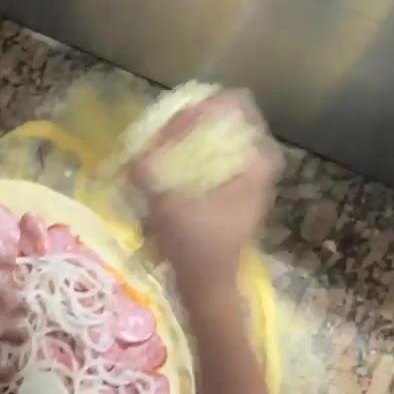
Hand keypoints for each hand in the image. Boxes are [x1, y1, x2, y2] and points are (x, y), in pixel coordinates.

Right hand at [131, 91, 280, 299]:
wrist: (208, 288)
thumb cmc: (196, 248)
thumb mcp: (167, 206)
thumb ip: (149, 173)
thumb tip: (133, 156)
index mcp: (257, 160)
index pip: (236, 105)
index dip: (202, 106)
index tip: (174, 123)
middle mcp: (260, 166)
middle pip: (226, 121)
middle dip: (193, 123)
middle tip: (162, 135)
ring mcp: (249, 182)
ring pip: (219, 143)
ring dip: (190, 143)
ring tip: (160, 152)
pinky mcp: (234, 198)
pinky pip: (214, 163)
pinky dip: (191, 162)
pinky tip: (167, 174)